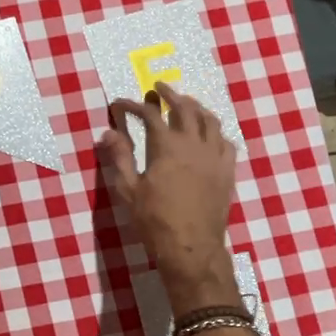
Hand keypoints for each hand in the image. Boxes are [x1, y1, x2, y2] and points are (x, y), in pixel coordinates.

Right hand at [96, 82, 241, 311]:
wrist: (191, 248)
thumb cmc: (154, 220)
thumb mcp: (128, 190)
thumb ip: (119, 157)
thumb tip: (108, 133)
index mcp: (167, 147)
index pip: (150, 115)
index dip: (134, 106)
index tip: (120, 104)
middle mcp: (194, 144)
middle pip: (185, 109)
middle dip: (171, 94)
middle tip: (159, 88)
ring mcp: (215, 157)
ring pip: (210, 121)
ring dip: (196, 107)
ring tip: (186, 103)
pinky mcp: (227, 171)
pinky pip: (226, 142)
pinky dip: (216, 131)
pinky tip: (210, 134)